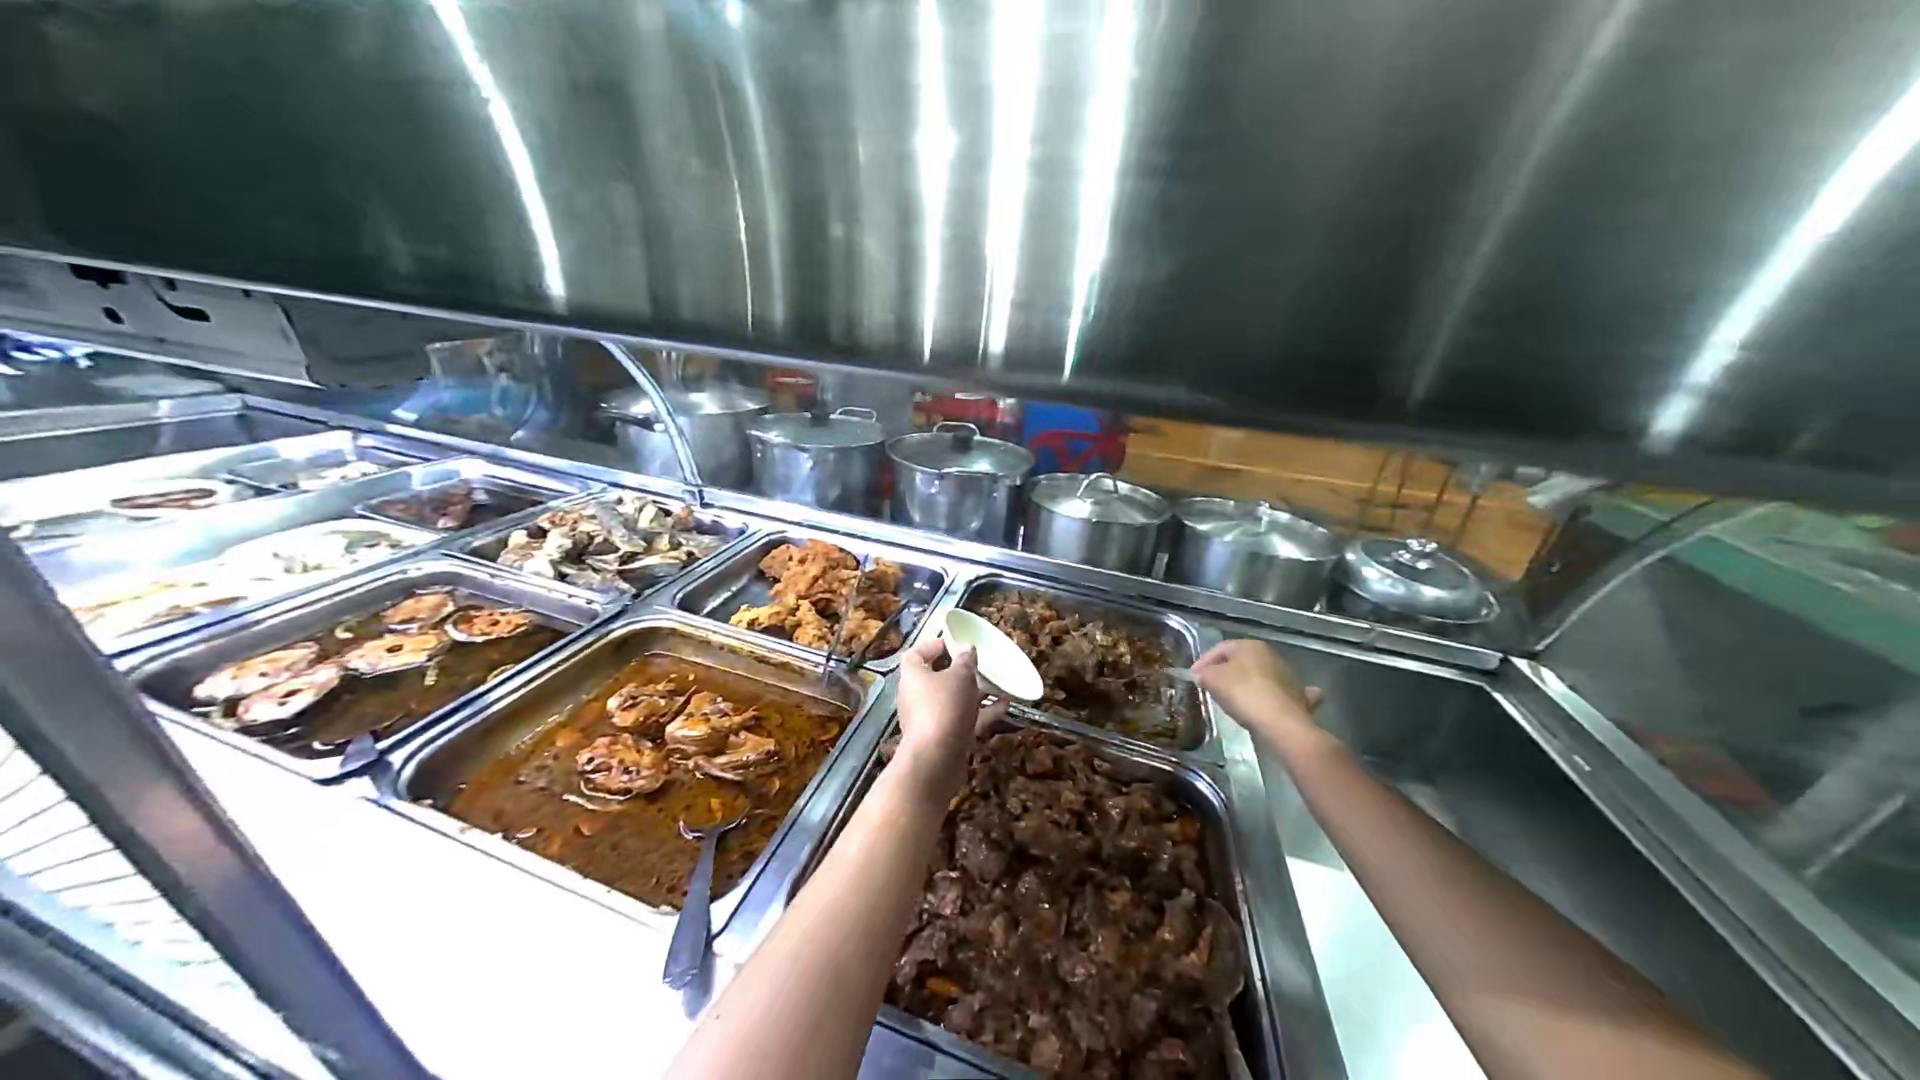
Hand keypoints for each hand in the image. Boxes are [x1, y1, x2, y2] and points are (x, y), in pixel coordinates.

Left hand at [894, 637, 1006, 801]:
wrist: (937, 759)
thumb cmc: (945, 707)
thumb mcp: (960, 676)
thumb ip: (965, 660)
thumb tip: (966, 648)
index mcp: (913, 676)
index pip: (916, 655)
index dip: (932, 646)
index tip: (952, 643)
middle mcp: (916, 697)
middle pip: (936, 678)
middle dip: (958, 671)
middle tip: (978, 664)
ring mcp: (929, 719)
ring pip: (952, 700)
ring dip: (973, 692)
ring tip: (997, 684)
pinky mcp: (943, 738)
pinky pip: (962, 719)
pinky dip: (981, 712)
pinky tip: (1003, 706)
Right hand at [1190, 639, 1320, 738]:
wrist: (1280, 723)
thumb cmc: (1242, 693)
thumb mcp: (1212, 679)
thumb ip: (1204, 673)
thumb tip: (1202, 675)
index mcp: (1250, 645)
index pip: (1220, 649)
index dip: (1203, 662)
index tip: (1193, 677)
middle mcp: (1271, 655)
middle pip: (1241, 661)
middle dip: (1225, 672)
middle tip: (1210, 686)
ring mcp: (1287, 675)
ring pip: (1260, 675)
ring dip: (1247, 682)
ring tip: (1234, 697)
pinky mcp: (1297, 696)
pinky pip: (1282, 692)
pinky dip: (1276, 694)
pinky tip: (1272, 700)